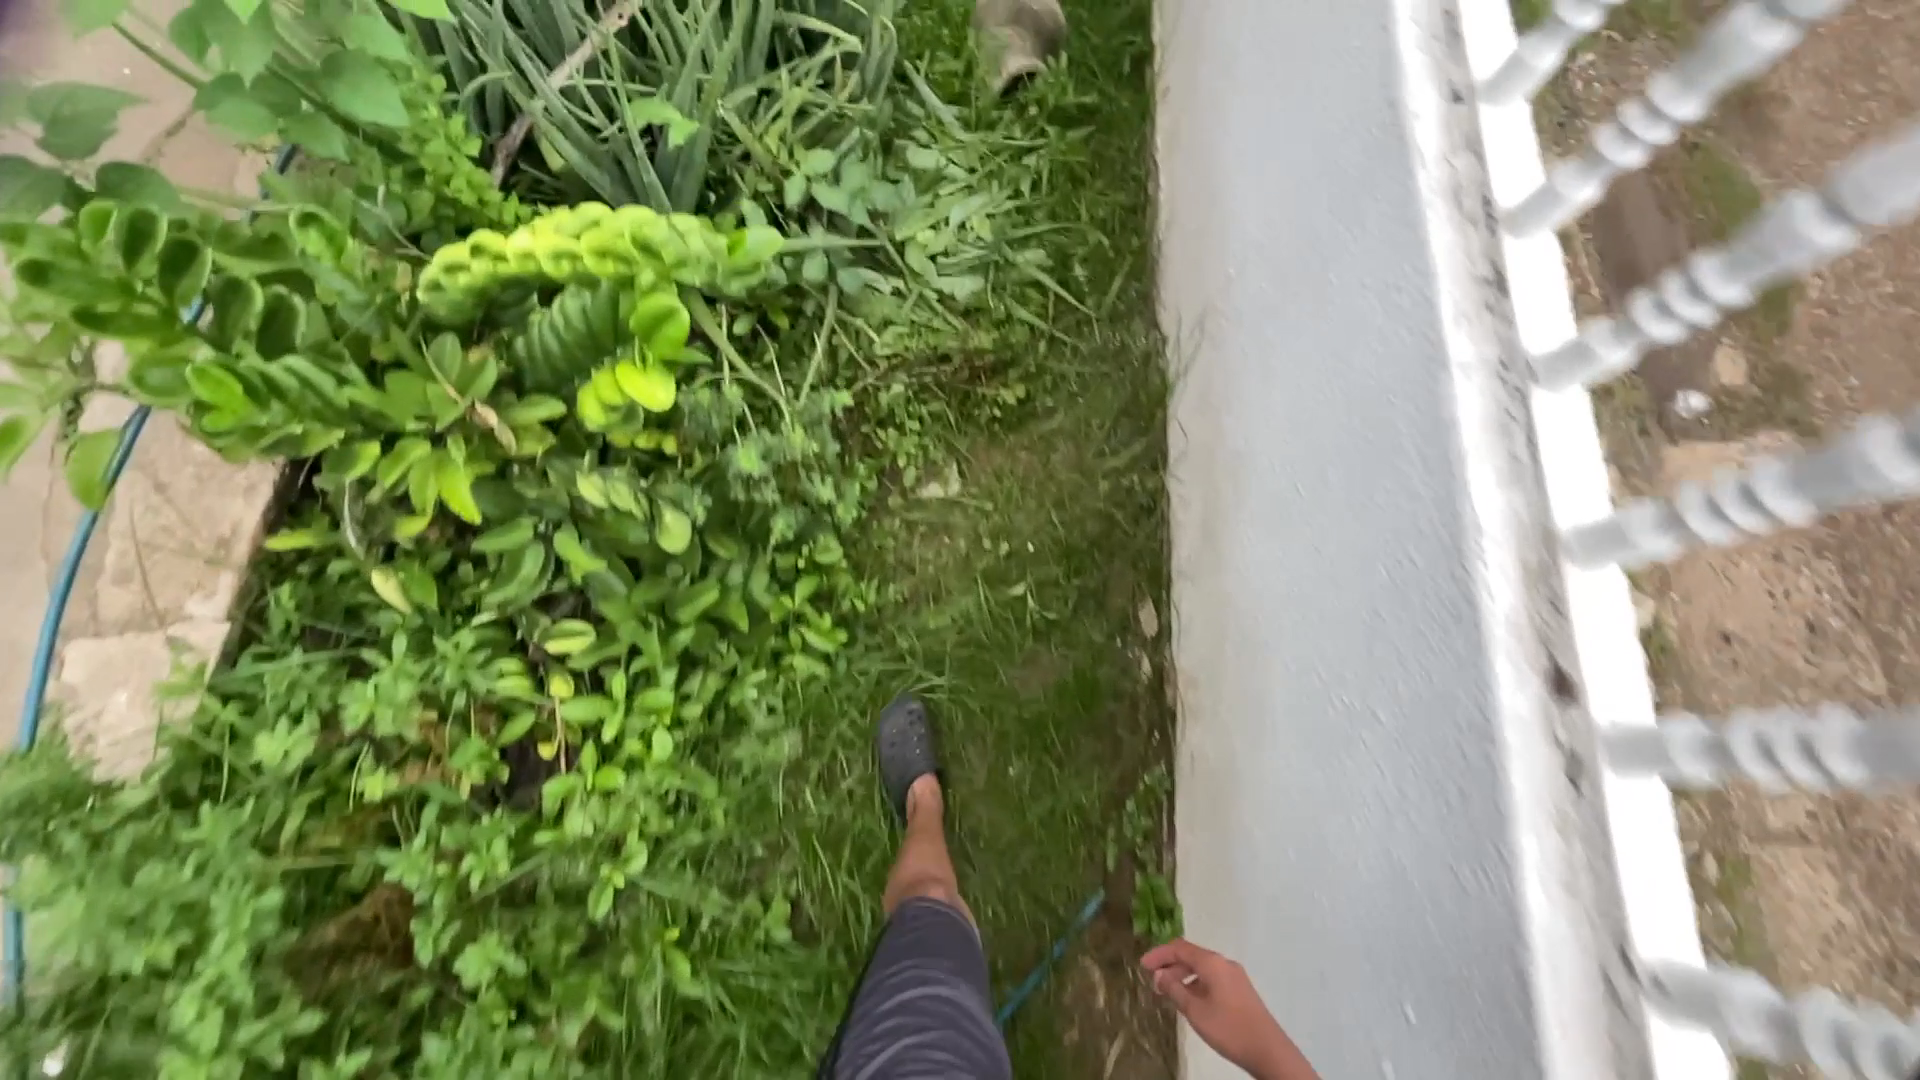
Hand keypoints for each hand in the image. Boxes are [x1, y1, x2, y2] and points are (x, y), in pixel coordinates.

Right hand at [1141, 939, 1318, 1079]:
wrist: (1269, 1051)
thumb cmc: (1229, 1028)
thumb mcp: (1195, 1011)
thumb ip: (1175, 990)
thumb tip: (1159, 975)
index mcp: (1212, 962)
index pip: (1179, 948)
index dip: (1159, 954)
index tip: (1142, 966)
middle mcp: (1224, 963)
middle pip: (1191, 956)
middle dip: (1170, 966)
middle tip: (1153, 983)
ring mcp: (1235, 976)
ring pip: (1202, 968)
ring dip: (1183, 977)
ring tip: (1169, 994)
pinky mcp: (1241, 990)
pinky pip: (1212, 979)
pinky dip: (1196, 984)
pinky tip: (1190, 1001)